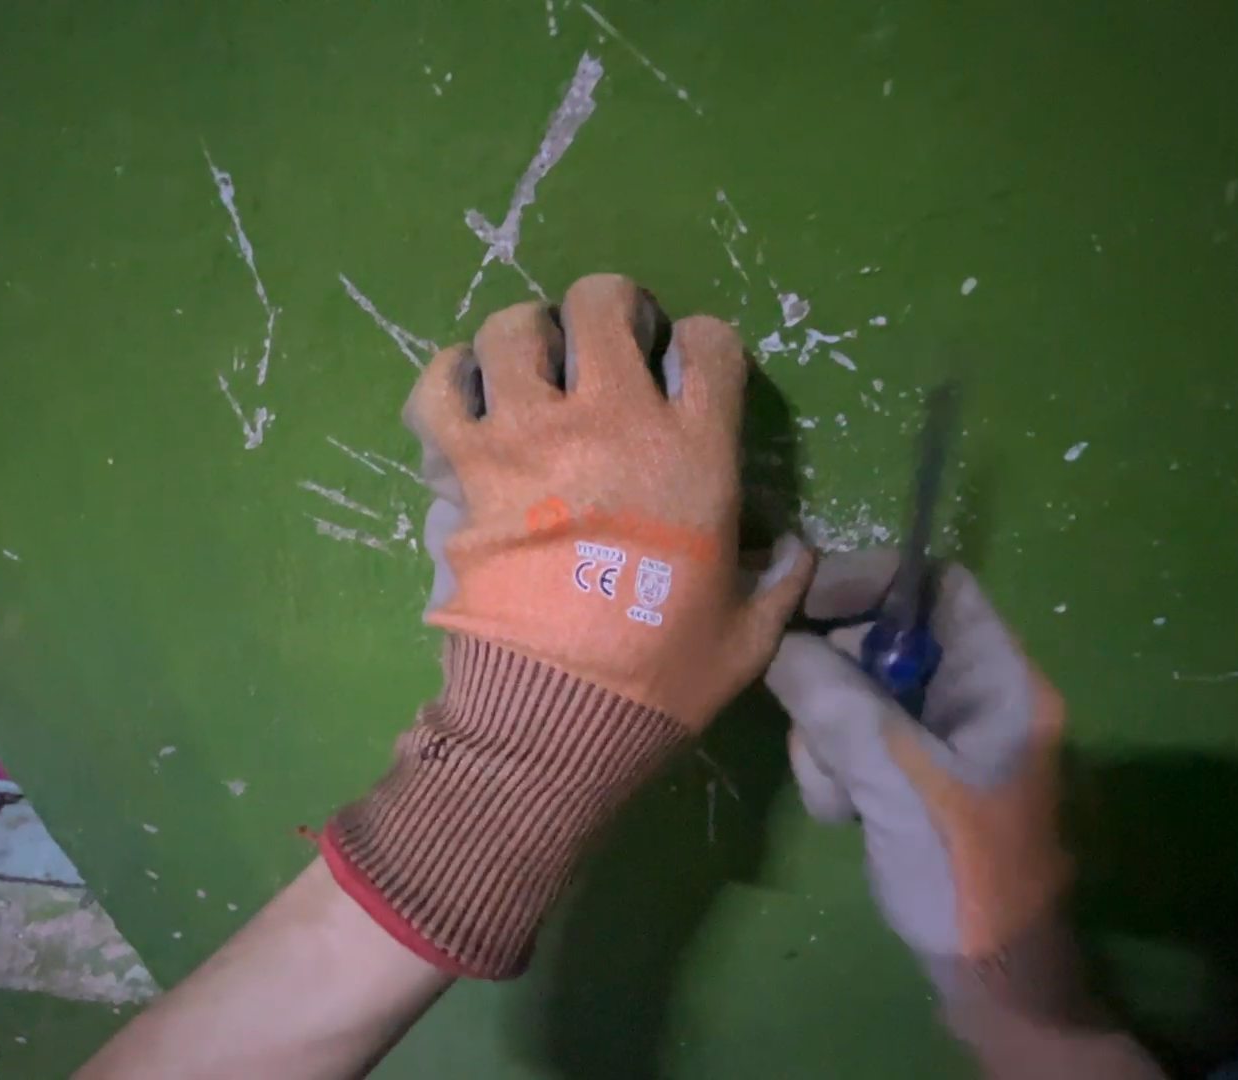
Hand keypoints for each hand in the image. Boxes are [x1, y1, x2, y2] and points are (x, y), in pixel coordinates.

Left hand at [410, 273, 811, 724]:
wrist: (556, 713)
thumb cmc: (658, 674)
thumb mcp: (748, 634)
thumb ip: (780, 579)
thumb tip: (796, 547)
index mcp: (694, 455)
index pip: (709, 345)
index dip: (697, 343)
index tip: (681, 366)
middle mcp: (612, 423)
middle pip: (601, 303)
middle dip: (605, 308)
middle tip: (599, 345)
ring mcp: (530, 439)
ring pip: (512, 330)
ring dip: (522, 340)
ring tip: (527, 372)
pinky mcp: (467, 467)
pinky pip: (440, 388)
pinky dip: (448, 381)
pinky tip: (466, 399)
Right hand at [765, 550, 1069, 966]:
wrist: (980, 967)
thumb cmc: (962, 870)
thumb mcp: (899, 782)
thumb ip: (838, 704)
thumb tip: (779, 643)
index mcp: (994, 680)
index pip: (936, 587)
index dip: (872, 580)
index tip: (807, 601)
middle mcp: (962, 692)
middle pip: (876, 636)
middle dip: (829, 676)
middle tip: (805, 716)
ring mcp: (926, 728)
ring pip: (846, 685)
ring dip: (821, 731)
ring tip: (838, 790)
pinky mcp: (896, 760)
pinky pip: (841, 728)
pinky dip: (825, 760)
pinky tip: (841, 808)